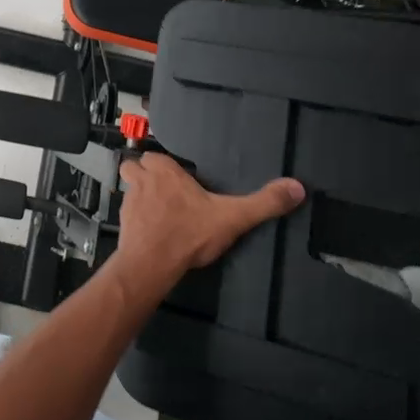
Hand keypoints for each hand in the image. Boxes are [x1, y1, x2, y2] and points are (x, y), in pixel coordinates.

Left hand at [113, 153, 304, 286]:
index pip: (157, 156)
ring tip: (158, 212)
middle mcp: (142, 178)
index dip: (167, 168)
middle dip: (147, 176)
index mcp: (164, 170)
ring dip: (139, 195)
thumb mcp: (233, 216)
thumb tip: (297, 187)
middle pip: (137, 167)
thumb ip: (263, 202)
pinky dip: (136, 218)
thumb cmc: (190, 233)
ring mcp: (128, 200)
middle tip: (167, 195)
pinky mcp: (122, 221)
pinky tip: (152, 232)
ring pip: (129, 187)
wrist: (152, 263)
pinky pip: (127, 212)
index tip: (181, 183)